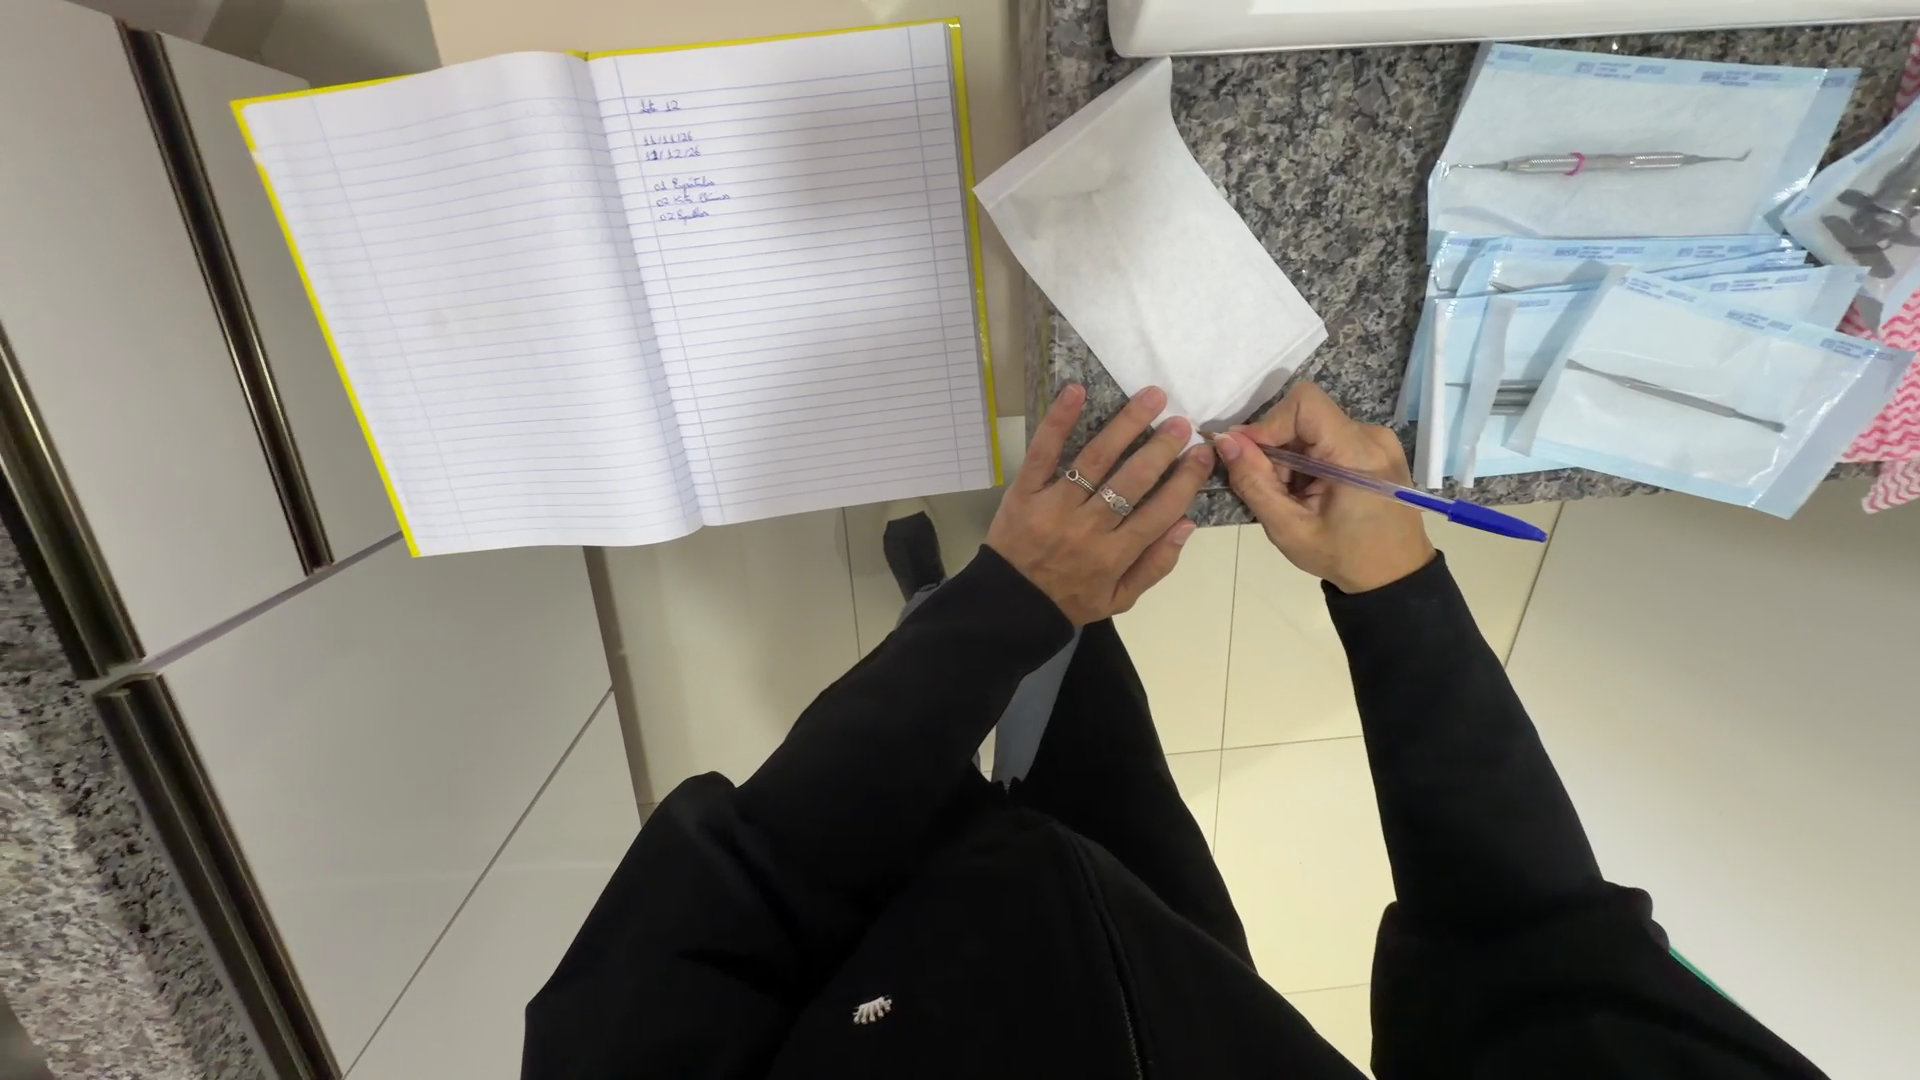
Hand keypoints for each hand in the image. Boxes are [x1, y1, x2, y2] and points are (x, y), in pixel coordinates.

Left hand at [986, 384, 1214, 624]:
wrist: (1010, 603)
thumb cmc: (1069, 599)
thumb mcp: (1119, 599)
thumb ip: (1155, 566)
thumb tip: (1187, 524)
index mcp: (1114, 555)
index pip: (1159, 512)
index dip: (1185, 481)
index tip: (1203, 453)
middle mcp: (1087, 528)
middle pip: (1131, 480)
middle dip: (1161, 448)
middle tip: (1182, 422)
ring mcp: (1054, 506)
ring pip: (1095, 459)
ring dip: (1126, 425)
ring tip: (1152, 397)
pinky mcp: (1025, 491)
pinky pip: (1043, 452)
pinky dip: (1059, 420)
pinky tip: (1076, 392)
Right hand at [1214, 383, 1433, 593]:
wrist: (1395, 575)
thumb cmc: (1343, 557)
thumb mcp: (1288, 528)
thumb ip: (1253, 481)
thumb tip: (1225, 440)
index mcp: (1356, 453)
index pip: (1304, 403)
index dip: (1268, 422)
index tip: (1250, 456)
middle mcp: (1371, 435)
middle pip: (1304, 416)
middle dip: (1276, 448)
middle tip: (1272, 489)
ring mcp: (1376, 440)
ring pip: (1312, 428)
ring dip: (1289, 457)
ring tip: (1292, 496)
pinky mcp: (1373, 448)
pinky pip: (1326, 438)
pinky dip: (1306, 460)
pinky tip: (1309, 491)